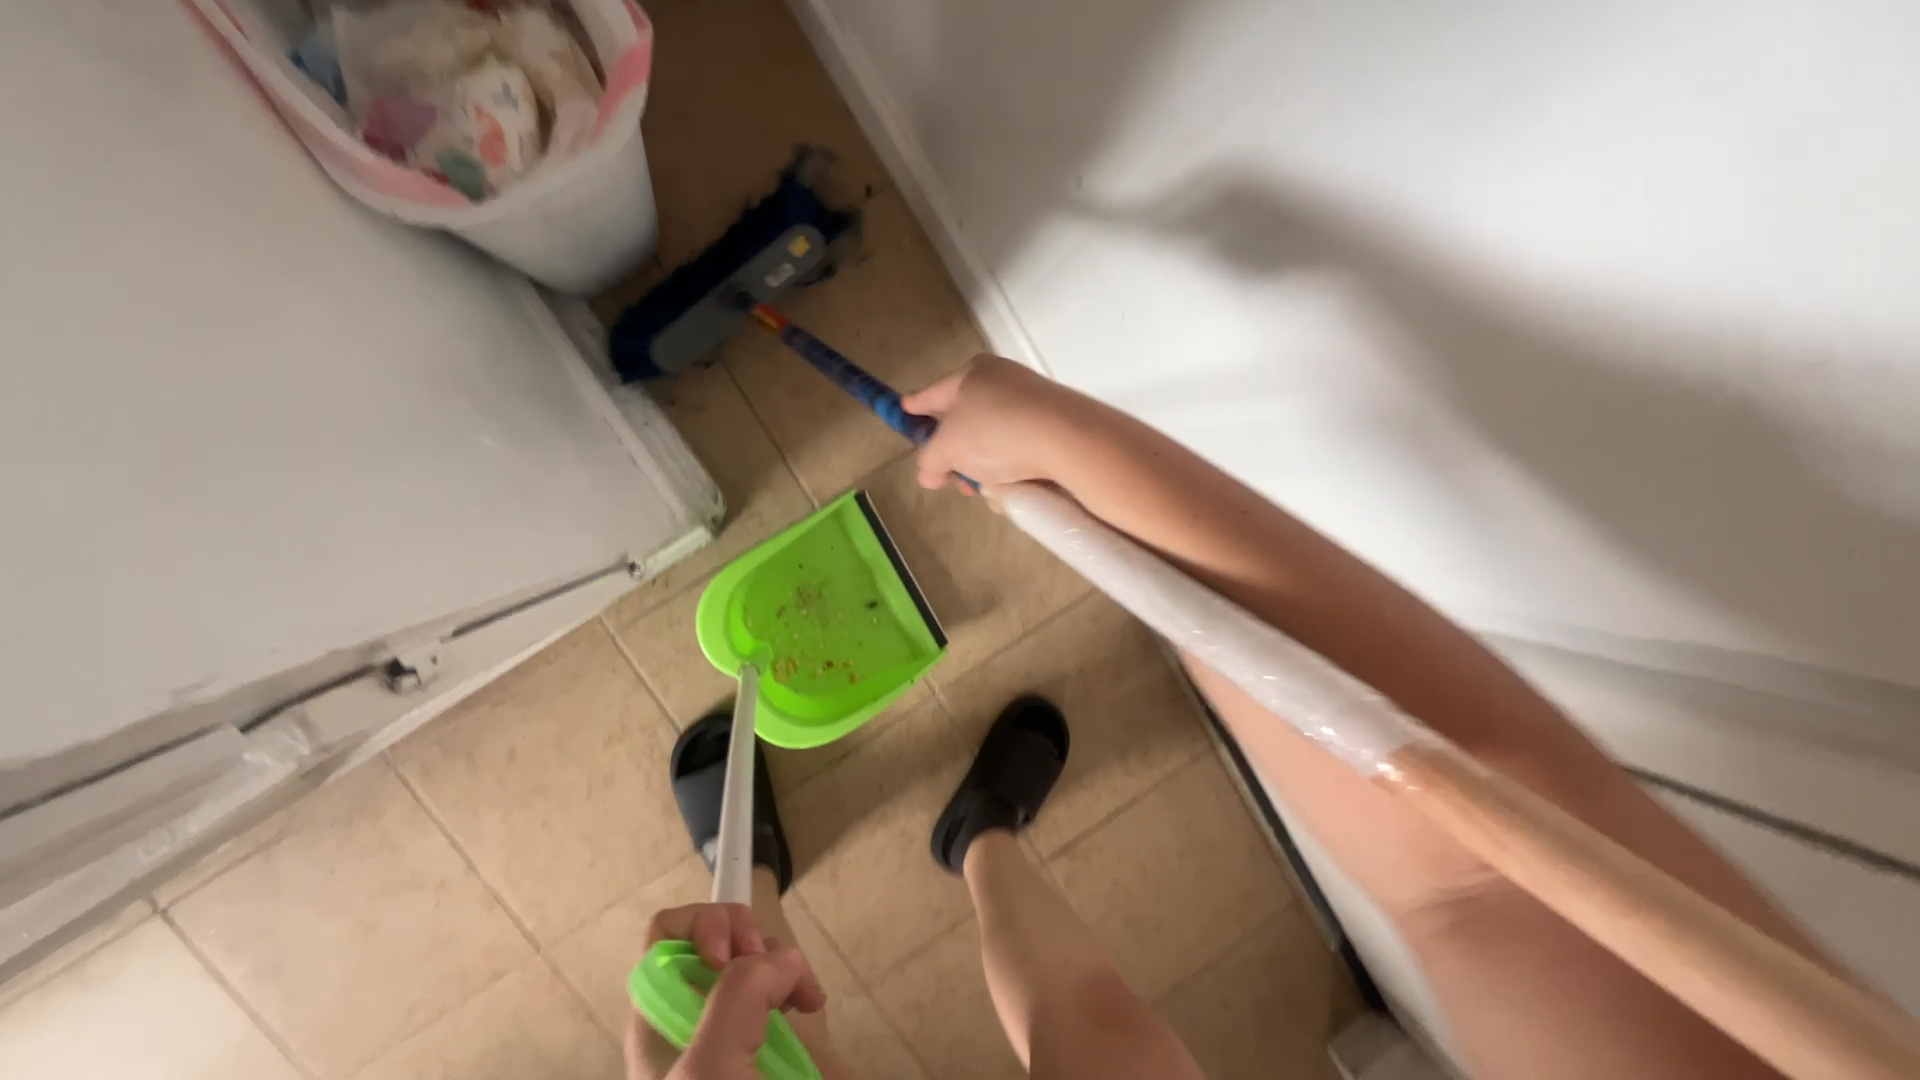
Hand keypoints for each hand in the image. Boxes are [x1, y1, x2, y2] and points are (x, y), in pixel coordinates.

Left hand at [623, 904, 826, 1079]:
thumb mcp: (710, 1070)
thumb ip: (738, 996)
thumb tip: (782, 960)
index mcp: (657, 1017)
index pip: (667, 932)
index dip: (705, 925)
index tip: (736, 957)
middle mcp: (689, 1017)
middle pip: (718, 937)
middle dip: (756, 940)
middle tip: (782, 975)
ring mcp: (727, 1032)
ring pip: (752, 960)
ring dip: (784, 961)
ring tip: (807, 996)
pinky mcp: (762, 1046)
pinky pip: (777, 991)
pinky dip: (798, 985)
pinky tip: (812, 1006)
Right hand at [901, 354, 1094, 495]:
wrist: (1067, 438)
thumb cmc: (996, 434)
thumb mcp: (948, 450)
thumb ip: (930, 461)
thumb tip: (929, 474)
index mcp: (972, 374)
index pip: (933, 393)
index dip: (916, 405)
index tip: (905, 409)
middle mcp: (1002, 379)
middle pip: (966, 420)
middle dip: (956, 453)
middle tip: (954, 477)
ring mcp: (1031, 400)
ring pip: (993, 438)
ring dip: (985, 466)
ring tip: (989, 487)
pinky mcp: (1054, 422)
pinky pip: (1020, 446)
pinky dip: (1013, 466)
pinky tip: (1014, 484)